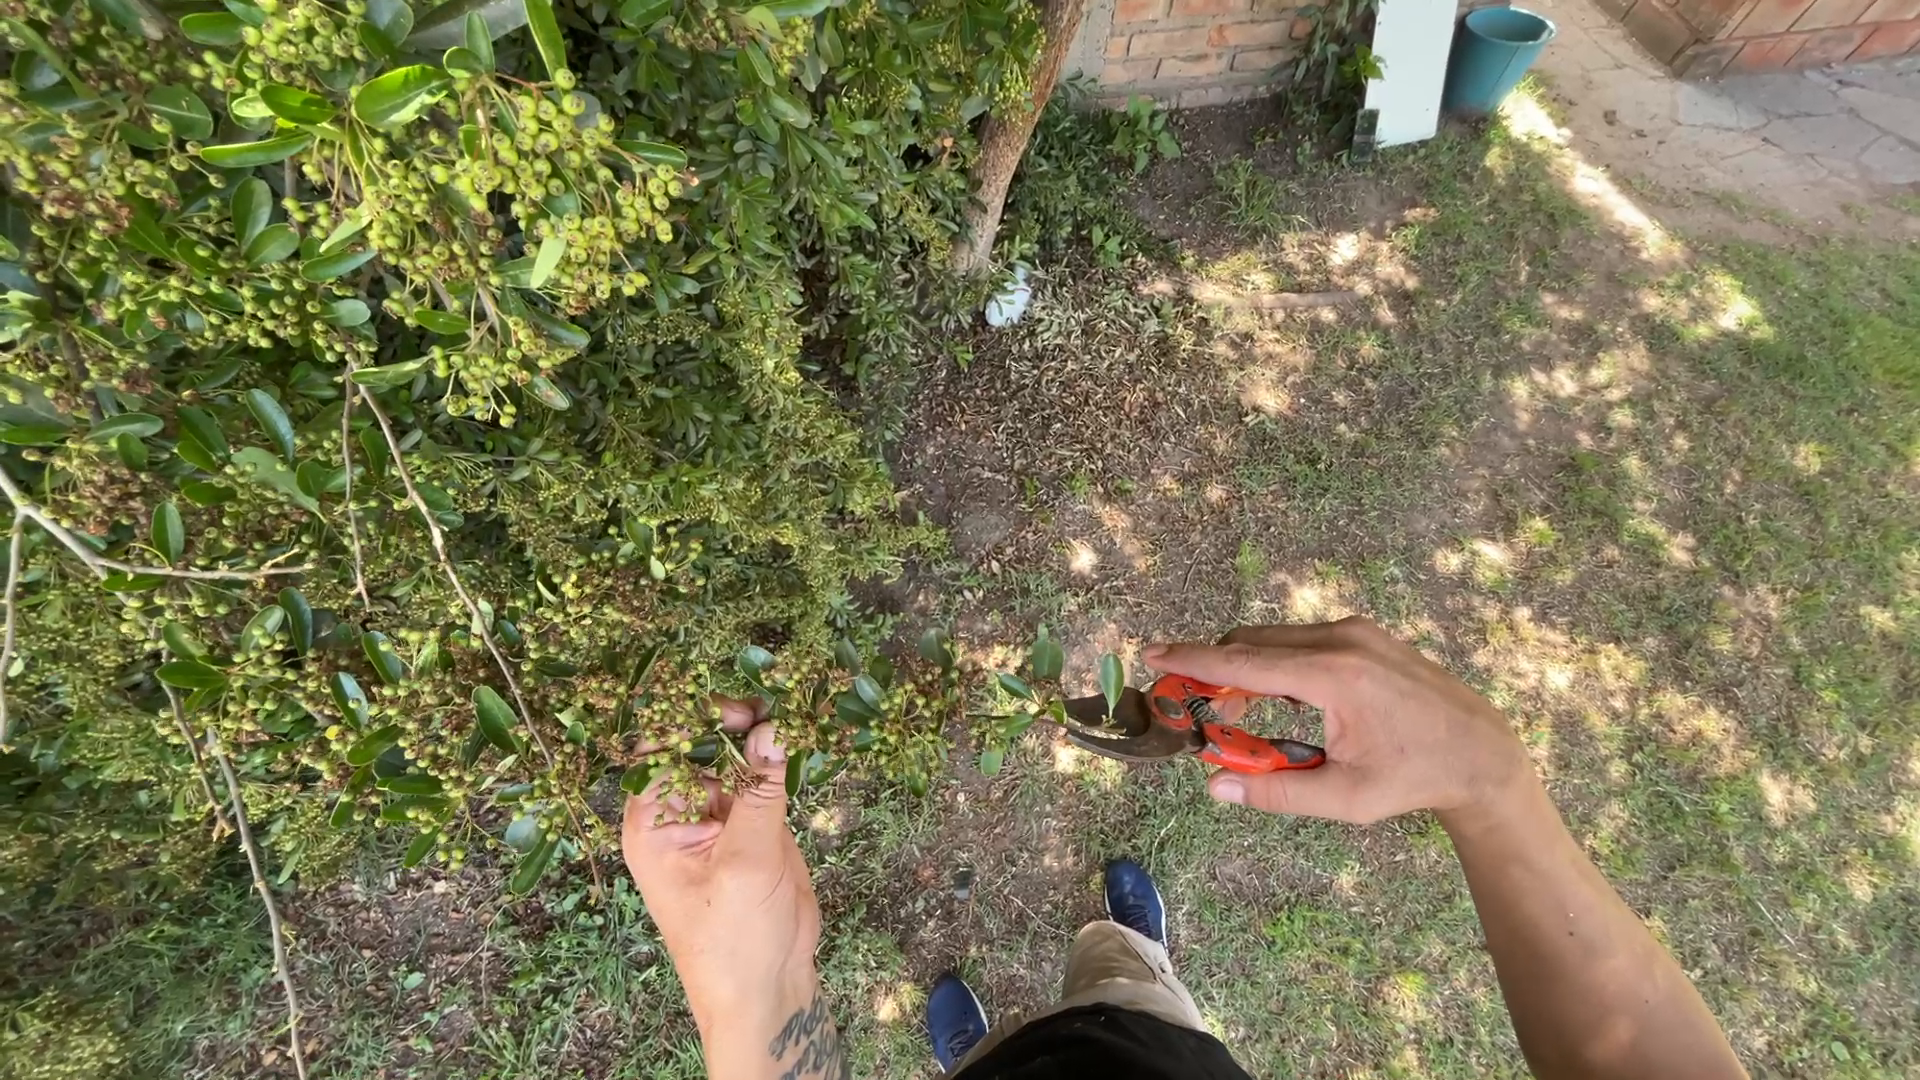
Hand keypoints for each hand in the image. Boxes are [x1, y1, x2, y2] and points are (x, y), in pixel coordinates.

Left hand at [621, 702, 820, 1056]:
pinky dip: (781, 755)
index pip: (661, 749)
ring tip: (793, 711)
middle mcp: (681, 810)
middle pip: (700, 745)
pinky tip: (802, 734)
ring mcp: (721, 814)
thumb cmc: (733, 937)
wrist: (769, 987)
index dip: (692, 721)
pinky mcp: (755, 820)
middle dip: (734, 721)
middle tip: (774, 706)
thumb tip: (775, 727)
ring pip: (736, 756)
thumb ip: (761, 793)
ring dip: (761, 734)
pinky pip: (764, 776)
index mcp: (654, 821)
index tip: (738, 710)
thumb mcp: (745, 863)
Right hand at [1144, 617, 1533, 824]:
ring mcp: (1353, 629)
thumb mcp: (1345, 798)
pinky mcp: (1360, 631)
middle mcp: (1339, 639)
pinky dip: (1270, 661)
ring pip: (1271, 638)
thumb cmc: (1414, 780)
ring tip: (1231, 706)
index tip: (1153, 653)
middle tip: (1188, 698)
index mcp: (1333, 677)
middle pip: (1250, 644)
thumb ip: (1275, 792)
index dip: (1192, 659)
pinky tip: (1273, 694)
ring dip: (1242, 666)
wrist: (1484, 753)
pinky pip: (1296, 638)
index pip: (1242, 663)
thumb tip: (1213, 786)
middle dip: (1211, 666)